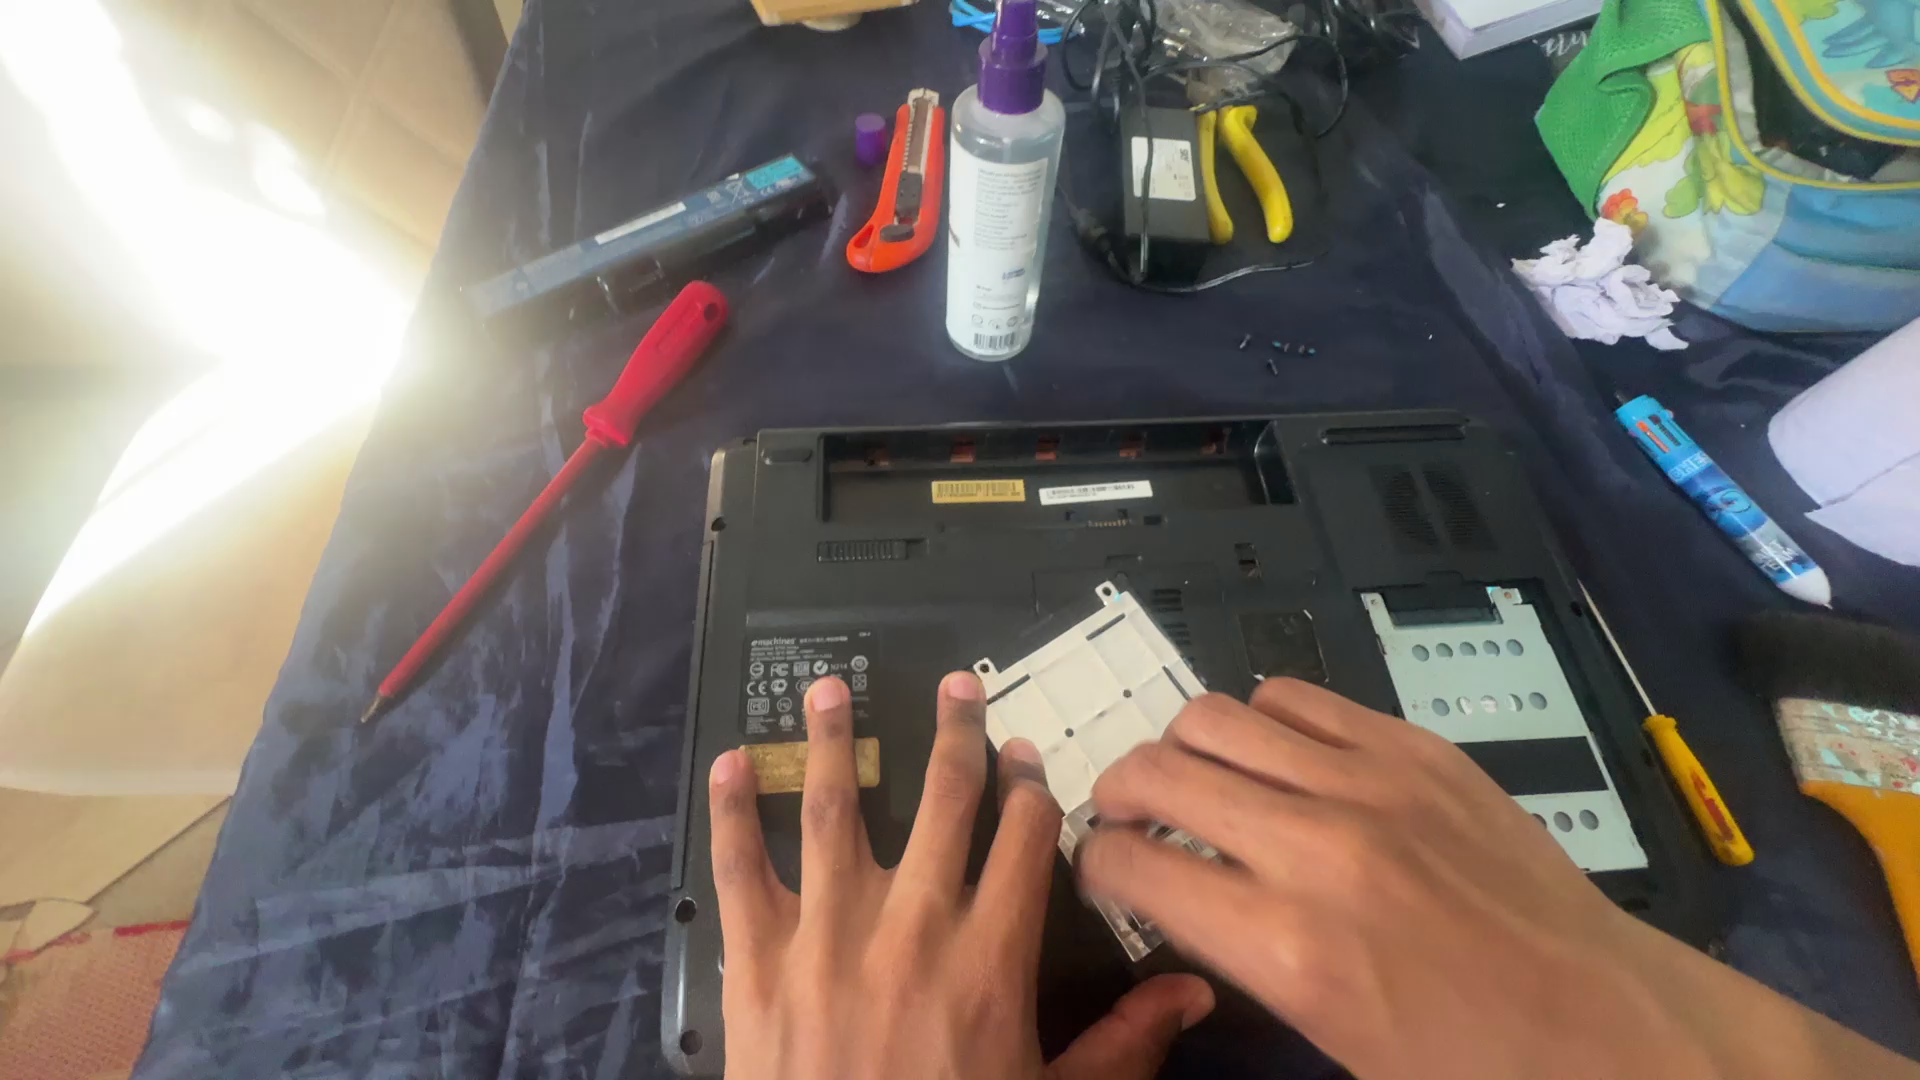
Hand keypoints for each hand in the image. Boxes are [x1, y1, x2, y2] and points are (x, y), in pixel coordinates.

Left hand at [710, 671, 1214, 1079]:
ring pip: (833, 811)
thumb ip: (1125, 1042)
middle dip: (956, 733)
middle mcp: (911, 925)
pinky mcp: (757, 962)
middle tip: (957, 683)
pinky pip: (741, 872)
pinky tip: (730, 760)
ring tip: (831, 687)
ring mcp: (827, 936)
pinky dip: (732, 812)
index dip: (1029, 786)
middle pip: (943, 799)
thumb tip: (1197, 989)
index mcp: (988, 957)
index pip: (1022, 836)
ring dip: (835, 742)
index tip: (1024, 755)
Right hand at [1077, 677, 1720, 1079]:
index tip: (1105, 866)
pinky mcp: (1410, 746)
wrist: (1625, 1035)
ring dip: (1181, 748)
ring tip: (1197, 777)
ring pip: (1212, 717)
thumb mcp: (1325, 1036)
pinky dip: (1259, 723)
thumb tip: (1169, 885)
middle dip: (1117, 791)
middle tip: (1128, 814)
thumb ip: (1229, 952)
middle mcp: (1315, 848)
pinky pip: (1291, 697)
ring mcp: (1368, 782)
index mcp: (1288, 949)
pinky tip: (1275, 759)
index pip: (1134, 864)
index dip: (1098, 860)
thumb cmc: (1466, 1067)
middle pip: (1156, 771)